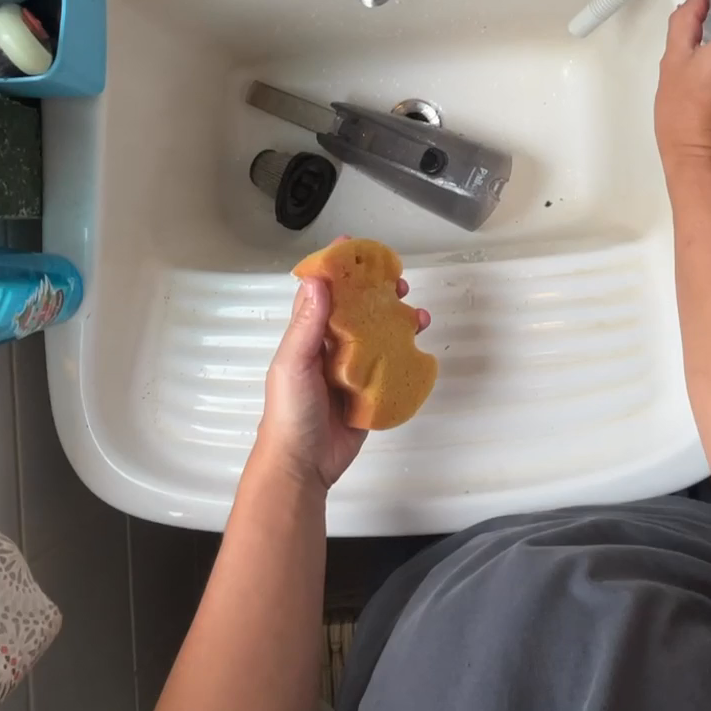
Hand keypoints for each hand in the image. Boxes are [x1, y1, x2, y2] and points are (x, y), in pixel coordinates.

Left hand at [254, 263, 431, 491]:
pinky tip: (420, 347)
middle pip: (358, 310)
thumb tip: (318, 281)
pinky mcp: (371, 392)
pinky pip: (392, 367)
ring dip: (399, 322)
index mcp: (309, 336)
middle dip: (378, 293)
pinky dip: (408, 354)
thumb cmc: (290, 412)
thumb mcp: (294, 363)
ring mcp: (353, 370)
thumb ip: (307, 324)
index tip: (353, 246)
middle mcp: (332, 348)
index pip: (323, 293)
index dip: (337, 269)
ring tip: (418, 316)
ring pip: (380, 336)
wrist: (304, 465)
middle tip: (398, 282)